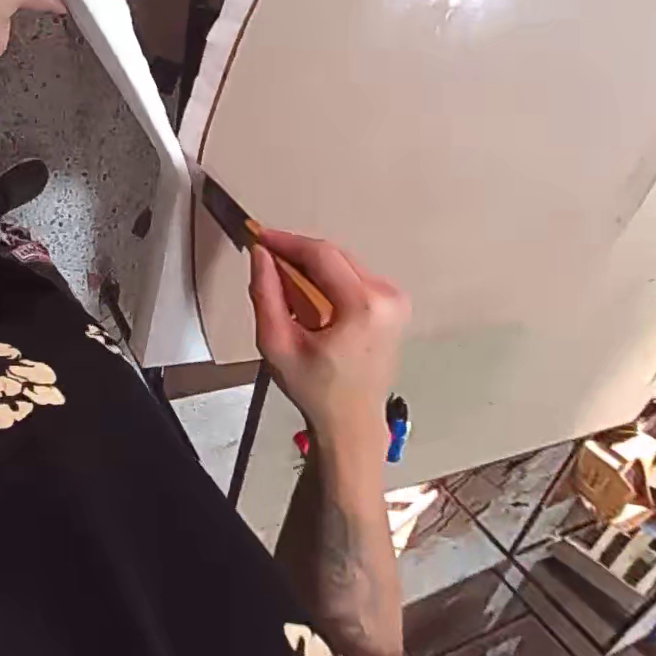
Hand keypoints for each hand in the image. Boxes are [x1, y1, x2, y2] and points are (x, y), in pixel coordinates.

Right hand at [249, 230, 410, 441]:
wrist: (351, 420)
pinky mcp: (394, 306)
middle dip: (296, 252)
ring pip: (343, 263)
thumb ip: (266, 294)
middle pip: (334, 254)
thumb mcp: (277, 343)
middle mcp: (388, 297)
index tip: (258, 235)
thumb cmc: (314, 388)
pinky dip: (325, 277)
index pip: (321, 254)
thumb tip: (260, 255)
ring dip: (310, 265)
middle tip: (263, 255)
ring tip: (280, 279)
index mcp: (364, 306)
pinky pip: (353, 276)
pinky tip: (304, 293)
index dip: (286, 241)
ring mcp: (396, 300)